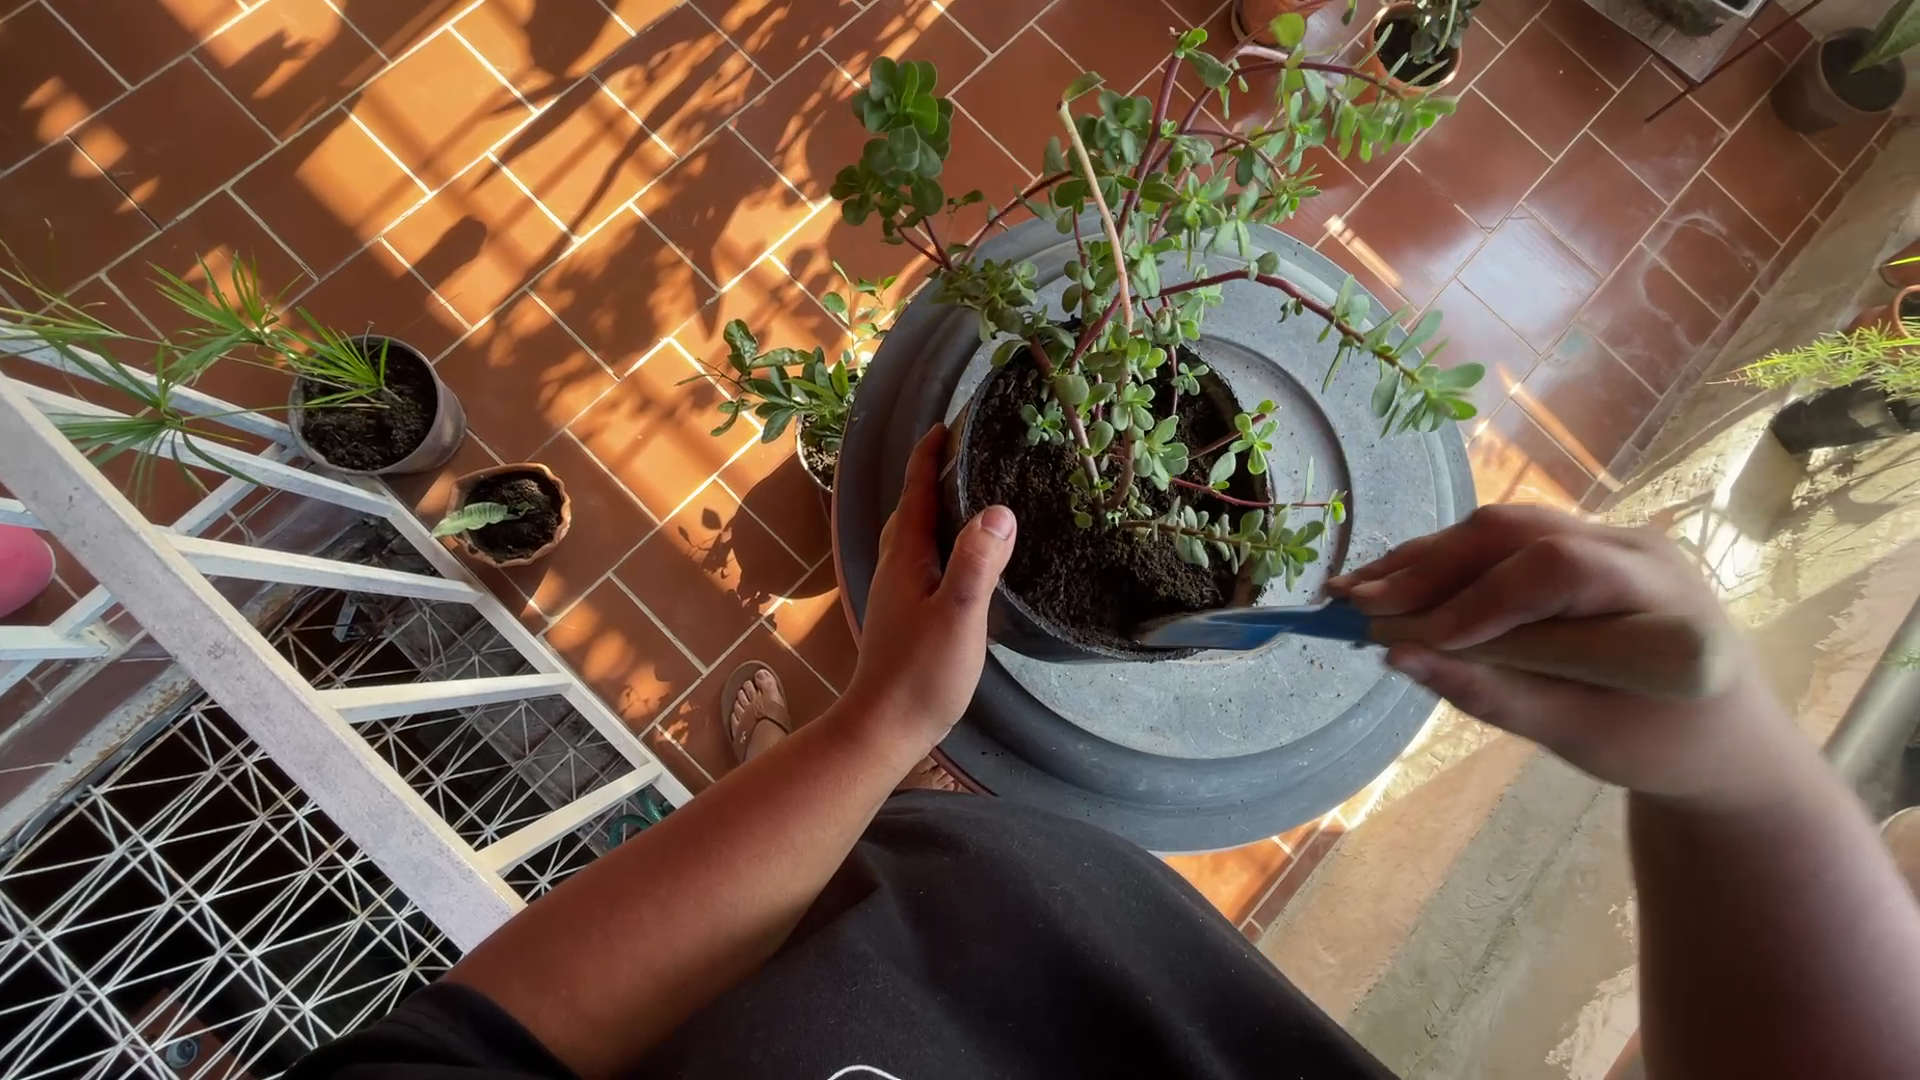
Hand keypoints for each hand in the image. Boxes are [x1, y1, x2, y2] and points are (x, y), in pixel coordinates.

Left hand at [843, 425, 1016, 743]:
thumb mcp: (959, 616)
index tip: (947, 425)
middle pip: (910, 508)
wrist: (884, 727)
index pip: (915, 493)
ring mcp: (897, 591)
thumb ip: (977, 564)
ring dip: (933, 508)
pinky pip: (920, 559)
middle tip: (966, 454)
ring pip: (913, 535)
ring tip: (967, 496)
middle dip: (931, 475)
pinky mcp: (905, 613)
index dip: (928, 457)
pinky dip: (939, 540)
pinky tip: (960, 556)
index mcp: (905, 558)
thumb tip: (999, 510)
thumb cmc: (921, 674)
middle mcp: (895, 567)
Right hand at [1330, 505, 1802, 809]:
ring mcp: (1612, 541)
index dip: (1474, 600)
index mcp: (1670, 611)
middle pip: (1515, 535)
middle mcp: (1646, 558)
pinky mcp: (1580, 543)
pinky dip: (1437, 561)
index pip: (1556, 575)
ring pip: (1495, 529)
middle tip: (1357, 602)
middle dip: (1428, 568)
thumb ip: (1486, 692)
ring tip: (1354, 590)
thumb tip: (1396, 656)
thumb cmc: (1654, 747)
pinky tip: (1389, 580)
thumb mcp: (1573, 734)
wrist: (1718, 733)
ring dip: (1419, 560)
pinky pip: (1497, 540)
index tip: (1408, 639)